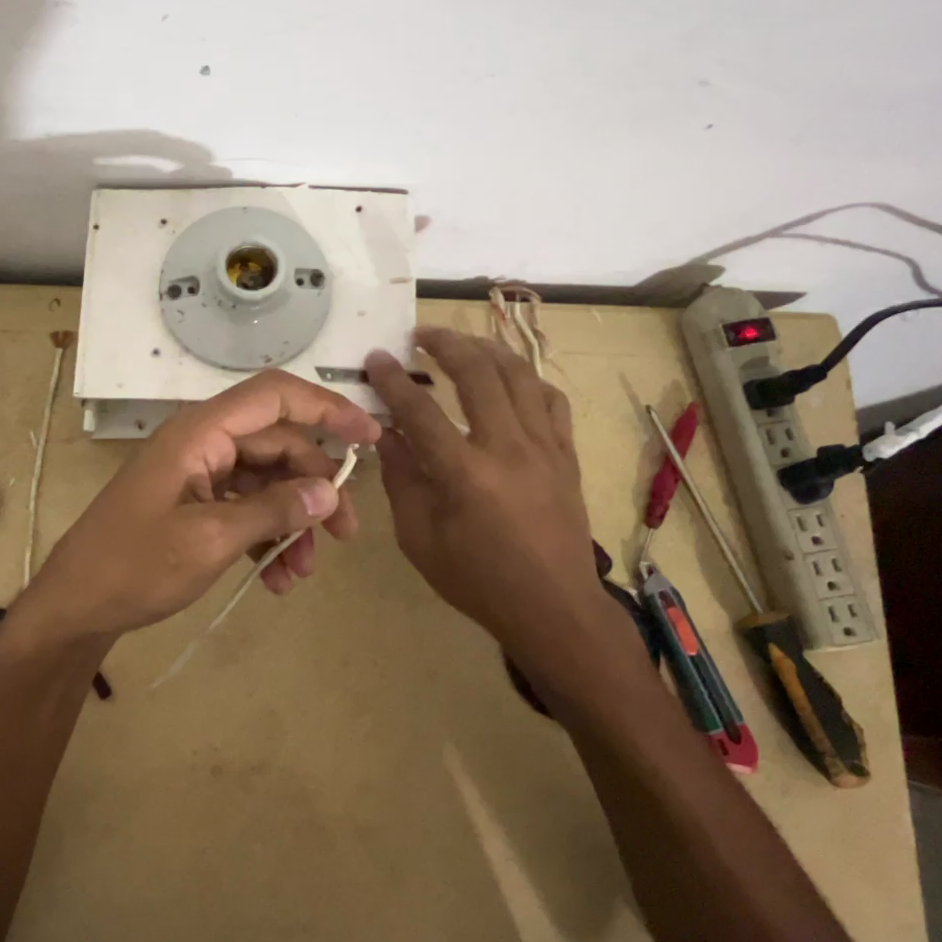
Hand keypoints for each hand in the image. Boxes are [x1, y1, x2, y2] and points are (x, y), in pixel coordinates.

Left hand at [14, 370, 381, 642]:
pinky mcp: (191, 508)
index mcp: (199, 434)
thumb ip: (273, 510)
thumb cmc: (135, 565)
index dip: (327, 409)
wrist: (76, 605)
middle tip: (344, 536)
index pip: (275, 397)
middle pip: (278, 448)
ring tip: (301, 574)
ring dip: (291, 524)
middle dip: (315, 490)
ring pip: (265, 485)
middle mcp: (200, 446)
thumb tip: (328, 491)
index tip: (371, 438)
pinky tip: (275, 580)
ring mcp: (195, 477)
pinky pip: (243, 510)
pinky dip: (264, 538)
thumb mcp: (211, 539)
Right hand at [365, 330, 623, 666]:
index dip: (394, 380)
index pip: (420, 410)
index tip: (376, 358)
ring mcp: (545, 446)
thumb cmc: (476, 580)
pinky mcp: (566, 453)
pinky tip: (508, 378)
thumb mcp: (420, 539)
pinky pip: (550, 399)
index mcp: (465, 473)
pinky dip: (526, 378)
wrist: (552, 606)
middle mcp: (508, 448)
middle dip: (445, 344)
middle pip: (478, 373)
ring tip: (461, 343)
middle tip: (419, 335)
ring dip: (487, 350)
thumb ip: (402, 481)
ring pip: (519, 375)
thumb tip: (386, 435)